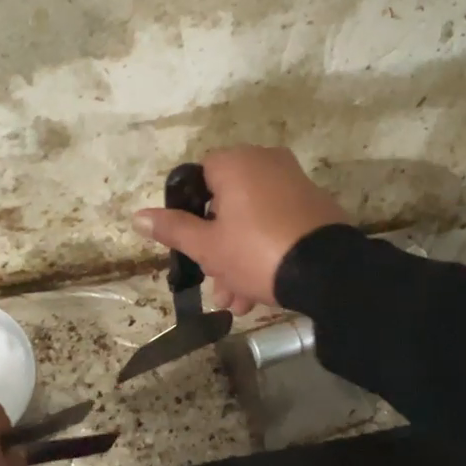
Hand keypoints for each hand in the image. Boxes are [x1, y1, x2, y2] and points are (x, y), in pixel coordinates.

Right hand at [131, 146, 350, 311]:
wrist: (328, 272)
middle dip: (217, 251)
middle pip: (226, 205)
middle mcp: (266, 162)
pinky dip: (264, 252)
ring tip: (237, 303)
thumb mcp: (207, 246)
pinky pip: (277, 225)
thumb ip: (172, 229)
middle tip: (216, 285)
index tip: (192, 245)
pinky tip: (258, 294)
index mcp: (236, 162)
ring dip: (238, 261)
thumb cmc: (256, 252)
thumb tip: (137, 216)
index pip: (199, 177)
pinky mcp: (315, 207)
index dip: (190, 213)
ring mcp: (295, 184)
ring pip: (252, 221)